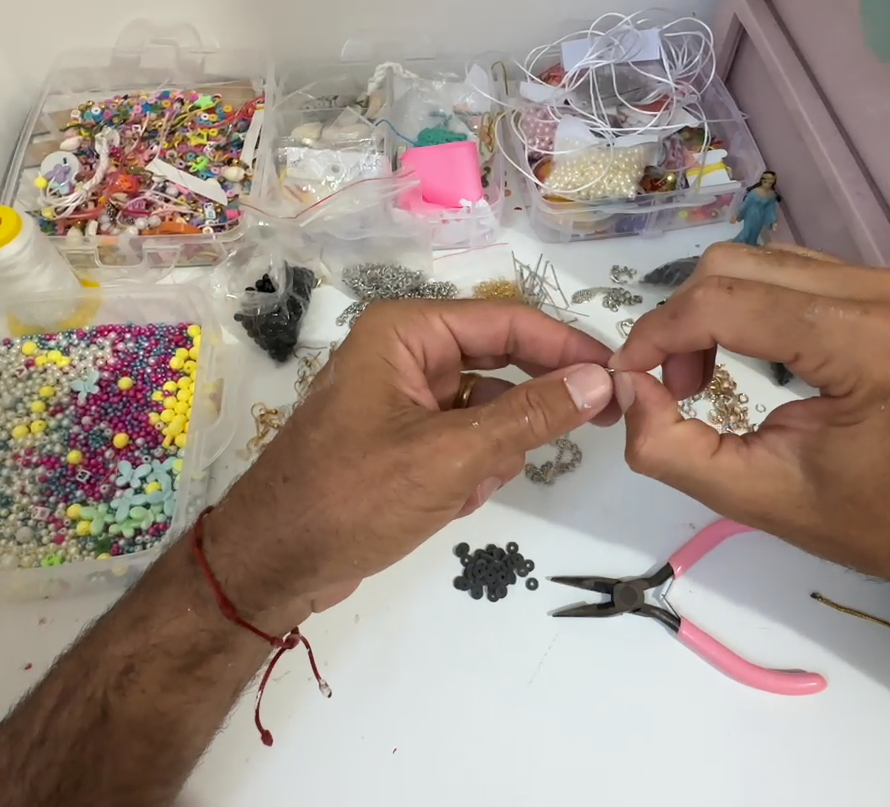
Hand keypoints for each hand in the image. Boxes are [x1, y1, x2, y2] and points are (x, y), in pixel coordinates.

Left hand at [204, 299, 616, 630]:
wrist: (272, 566)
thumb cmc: (353, 496)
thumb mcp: (450, 455)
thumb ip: (529, 415)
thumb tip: (598, 380)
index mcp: (406, 332)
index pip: (506, 322)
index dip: (565, 346)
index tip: (617, 372)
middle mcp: (406, 352)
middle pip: (499, 362)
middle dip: (530, 404)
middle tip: (595, 421)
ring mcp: (404, 396)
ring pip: (486, 406)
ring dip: (493, 448)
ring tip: (469, 485)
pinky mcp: (404, 437)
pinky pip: (463, 438)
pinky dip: (471, 468)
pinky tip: (451, 501)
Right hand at [607, 243, 889, 595]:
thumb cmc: (864, 520)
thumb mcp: (751, 496)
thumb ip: (668, 446)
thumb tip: (623, 382)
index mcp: (861, 344)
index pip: (725, 303)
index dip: (658, 334)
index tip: (627, 374)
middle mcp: (878, 292)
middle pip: (729, 267)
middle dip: (680, 322)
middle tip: (673, 387)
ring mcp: (882, 280)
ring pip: (747, 260)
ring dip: (704, 313)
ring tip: (701, 377)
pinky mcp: (875, 283)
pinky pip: (774, 269)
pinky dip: (735, 305)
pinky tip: (735, 353)